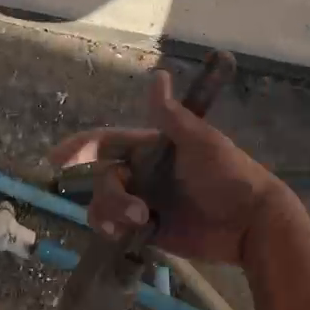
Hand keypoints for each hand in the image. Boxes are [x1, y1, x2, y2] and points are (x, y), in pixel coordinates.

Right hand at [48, 69, 288, 265]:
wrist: (253, 223)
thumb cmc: (229, 174)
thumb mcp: (200, 141)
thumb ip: (172, 116)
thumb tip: (158, 74)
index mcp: (150, 146)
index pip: (107, 142)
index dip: (81, 147)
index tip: (56, 159)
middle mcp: (143, 172)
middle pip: (103, 178)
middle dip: (109, 193)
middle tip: (133, 209)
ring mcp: (146, 202)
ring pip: (106, 205)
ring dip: (111, 213)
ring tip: (137, 223)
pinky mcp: (152, 230)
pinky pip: (119, 230)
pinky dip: (116, 231)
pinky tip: (130, 235)